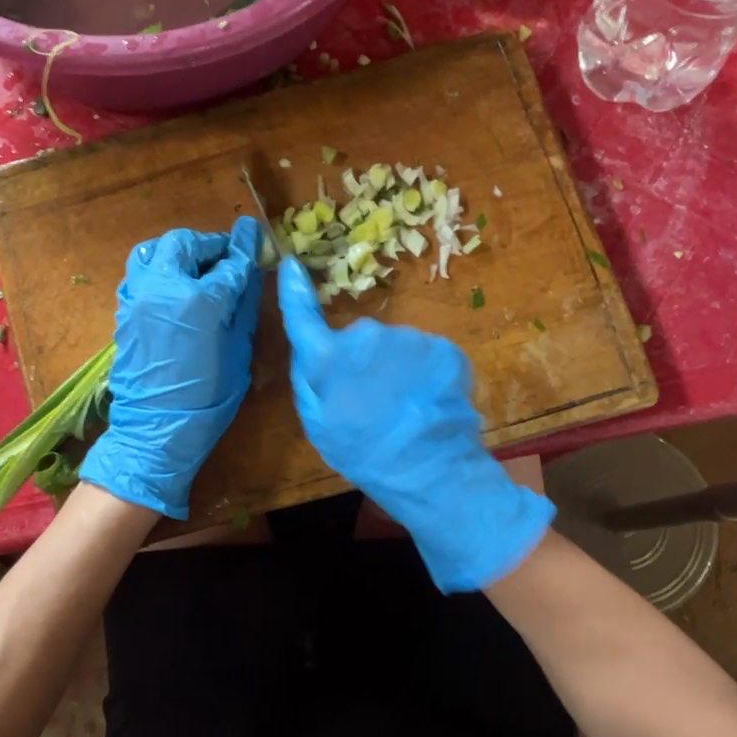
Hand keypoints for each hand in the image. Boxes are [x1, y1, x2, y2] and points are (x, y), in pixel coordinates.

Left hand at [79, 218, 261, 519]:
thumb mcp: (238, 349)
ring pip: (154, 251)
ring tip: (195, 266)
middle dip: (207, 245)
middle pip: (185, 244)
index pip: (229, 262)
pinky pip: (139, 273)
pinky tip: (173, 286)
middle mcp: (164, 287)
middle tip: (225, 256)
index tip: (253, 233)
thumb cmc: (209, 396)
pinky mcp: (124, 310)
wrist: (158, 427)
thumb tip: (251, 270)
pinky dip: (158, 269)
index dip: (244, 247)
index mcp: (201, 300)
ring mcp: (138, 296)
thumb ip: (243, 303)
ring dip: (178, 251)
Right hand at [277, 260, 553, 592]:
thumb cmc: (364, 453)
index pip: (304, 317)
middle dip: (364, 364)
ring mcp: (411, 339)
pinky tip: (427, 404)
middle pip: (360, 341)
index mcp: (331, 358)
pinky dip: (426, 374)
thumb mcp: (318, 426)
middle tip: (371, 404)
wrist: (432, 470)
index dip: (294, 291)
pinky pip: (426, 355)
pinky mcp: (445, 349)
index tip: (290, 266)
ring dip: (397, 371)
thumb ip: (308, 380)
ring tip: (404, 410)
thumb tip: (307, 346)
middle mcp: (368, 336)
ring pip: (396, 348)